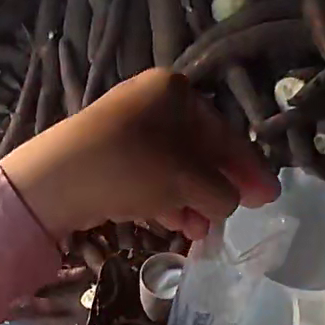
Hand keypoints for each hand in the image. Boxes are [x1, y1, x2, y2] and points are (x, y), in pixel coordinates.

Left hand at [0, 69, 278, 240]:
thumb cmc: (131, 168)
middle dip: (218, 188)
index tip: (269, 197)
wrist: (55, 180)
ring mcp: (127, 129)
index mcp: (176, 93)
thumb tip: (229, 201)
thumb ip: (220, 192)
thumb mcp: (187, 181)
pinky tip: (179, 224)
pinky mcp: (109, 156)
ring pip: (174, 168)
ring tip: (204, 231)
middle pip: (200, 151)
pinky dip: (167, 199)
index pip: (225, 135)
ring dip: (194, 200)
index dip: (249, 169)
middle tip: (236, 216)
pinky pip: (150, 177)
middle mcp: (152, 104)